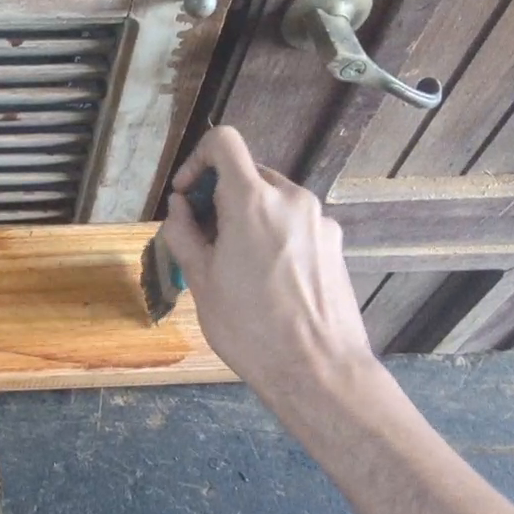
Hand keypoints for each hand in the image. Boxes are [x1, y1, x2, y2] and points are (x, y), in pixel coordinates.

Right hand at [160, 126, 375, 397]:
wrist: (318, 369)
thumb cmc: (249, 327)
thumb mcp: (200, 280)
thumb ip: (183, 233)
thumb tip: (179, 207)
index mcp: (253, 201)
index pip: (224, 143)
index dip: (197, 160)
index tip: (186, 196)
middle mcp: (292, 200)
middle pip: (248, 173)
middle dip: (219, 196)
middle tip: (201, 239)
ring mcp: (319, 221)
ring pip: (271, 199)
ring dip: (244, 216)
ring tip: (231, 263)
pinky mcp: (334, 243)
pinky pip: (292, 222)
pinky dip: (270, 233)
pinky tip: (263, 278)